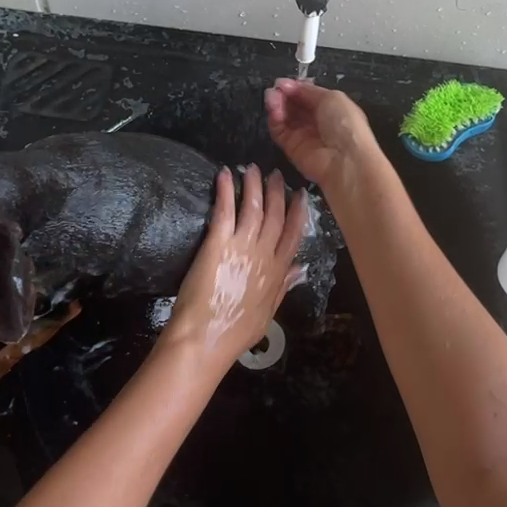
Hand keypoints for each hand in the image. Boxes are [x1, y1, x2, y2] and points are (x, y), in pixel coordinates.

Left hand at [158, 165, 305, 374]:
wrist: (206, 339)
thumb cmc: (235, 333)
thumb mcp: (268, 314)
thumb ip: (283, 288)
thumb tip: (300, 268)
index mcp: (277, 272)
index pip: (293, 235)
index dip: (298, 212)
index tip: (300, 194)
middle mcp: (264, 254)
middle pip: (275, 215)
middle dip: (277, 192)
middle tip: (275, 173)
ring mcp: (243, 246)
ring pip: (254, 207)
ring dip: (254, 185)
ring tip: (252, 168)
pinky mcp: (218, 242)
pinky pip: (226, 210)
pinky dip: (226, 190)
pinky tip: (224, 174)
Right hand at [264, 78, 378, 184]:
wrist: (345, 161)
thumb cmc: (346, 126)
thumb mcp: (332, 97)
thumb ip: (308, 90)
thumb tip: (288, 84)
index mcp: (331, 108)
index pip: (307, 94)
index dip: (295, 87)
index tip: (283, 82)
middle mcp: (317, 121)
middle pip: (293, 104)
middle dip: (283, 94)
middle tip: (276, 89)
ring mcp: (304, 135)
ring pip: (284, 116)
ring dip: (276, 104)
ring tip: (273, 97)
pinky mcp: (291, 148)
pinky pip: (279, 130)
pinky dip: (274, 118)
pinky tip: (274, 109)